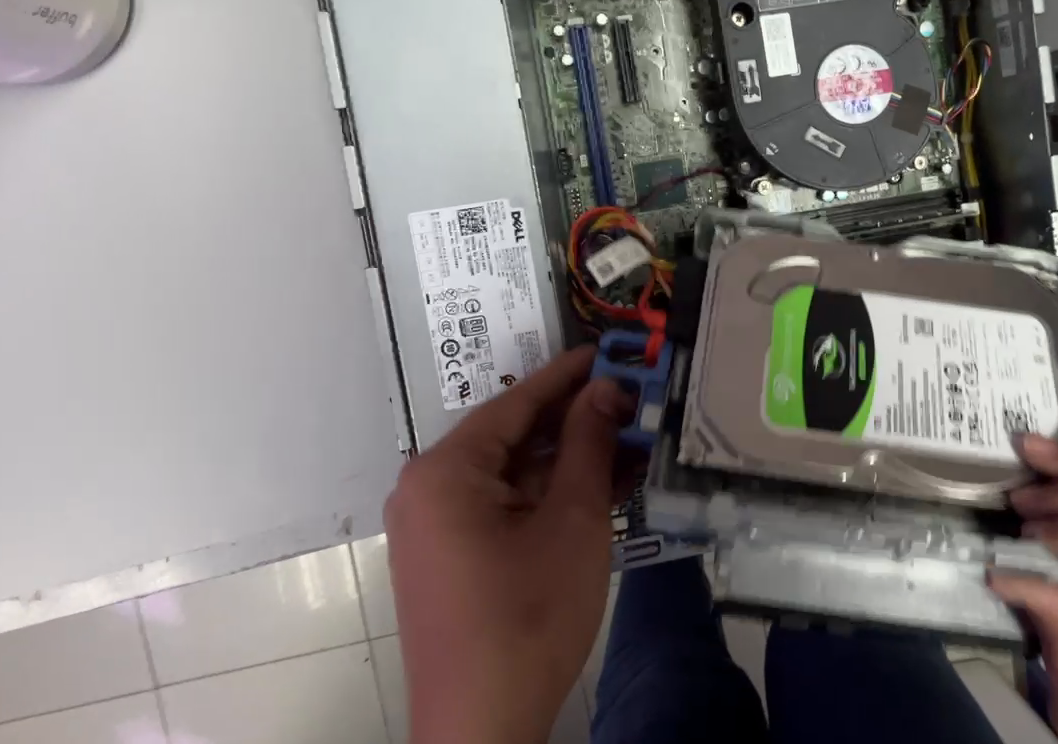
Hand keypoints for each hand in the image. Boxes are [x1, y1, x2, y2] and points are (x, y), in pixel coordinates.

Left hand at [384, 347, 631, 743]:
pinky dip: (546, 492)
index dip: (569, 374)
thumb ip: (589, 443)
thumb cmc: (529, 618)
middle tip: (630, 400)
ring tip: (626, 439)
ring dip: (567, 457)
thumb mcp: (573, 521)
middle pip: (512, 435)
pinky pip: (501, 503)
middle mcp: (428, 488)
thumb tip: (606, 388)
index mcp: (445, 471)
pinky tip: (597, 483)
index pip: (516, 402)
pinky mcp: (448, 554)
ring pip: (511, 470)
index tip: (610, 351)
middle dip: (574, 419)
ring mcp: (434, 525)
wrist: (481, 730)